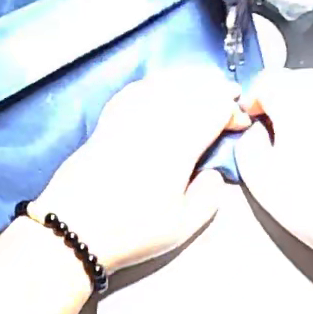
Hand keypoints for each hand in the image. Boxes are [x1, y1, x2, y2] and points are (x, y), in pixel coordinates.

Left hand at [31, 72, 248, 271]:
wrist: (73, 228)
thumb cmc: (131, 230)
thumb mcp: (182, 226)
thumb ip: (208, 196)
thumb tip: (213, 173)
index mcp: (179, 142)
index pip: (215, 108)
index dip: (233, 112)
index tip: (240, 124)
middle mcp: (154, 119)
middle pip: (192, 88)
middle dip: (215, 91)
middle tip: (226, 101)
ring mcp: (126, 116)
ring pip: (164, 83)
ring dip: (188, 83)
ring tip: (200, 92)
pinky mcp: (106, 121)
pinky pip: (135, 91)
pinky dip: (155, 86)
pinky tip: (159, 92)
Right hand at [236, 69, 312, 284]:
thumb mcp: (259, 179)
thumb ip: (247, 143)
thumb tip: (257, 132)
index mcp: (299, 97)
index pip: (265, 80)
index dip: (253, 102)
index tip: (252, 121)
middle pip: (298, 82)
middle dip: (284, 105)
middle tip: (278, 142)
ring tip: (311, 155)